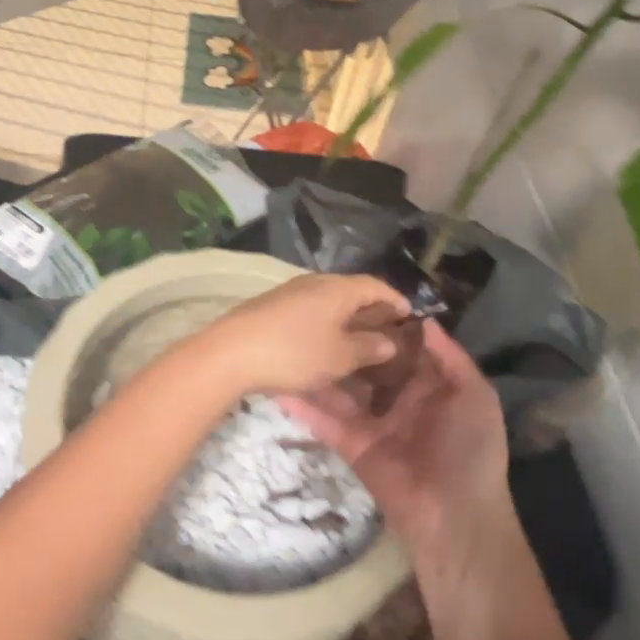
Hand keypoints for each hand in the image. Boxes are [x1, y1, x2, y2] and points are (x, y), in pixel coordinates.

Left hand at [183, 273, 410, 395]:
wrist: (231, 353)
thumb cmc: (294, 352)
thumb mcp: (339, 356)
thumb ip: (368, 347)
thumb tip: (389, 341)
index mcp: (338, 288)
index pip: (375, 286)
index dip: (394, 300)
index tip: (409, 315)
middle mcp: (315, 283)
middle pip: (351, 292)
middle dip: (371, 312)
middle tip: (387, 332)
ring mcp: (290, 293)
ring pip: (329, 304)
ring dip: (346, 322)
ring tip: (358, 344)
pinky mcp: (271, 308)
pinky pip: (310, 313)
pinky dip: (325, 327)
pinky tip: (324, 348)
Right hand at [280, 321, 509, 553]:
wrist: (454, 515)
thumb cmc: (470, 448)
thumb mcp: (475, 395)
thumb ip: (450, 356)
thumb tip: (424, 319)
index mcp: (431, 386)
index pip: (404, 348)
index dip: (385, 325)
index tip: (359, 299)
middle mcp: (400, 400)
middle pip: (369, 365)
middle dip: (349, 342)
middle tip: (318, 314)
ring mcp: (374, 423)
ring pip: (344, 390)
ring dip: (322, 369)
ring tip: (291, 340)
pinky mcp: (352, 445)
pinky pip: (327, 422)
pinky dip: (305, 406)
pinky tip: (281, 384)